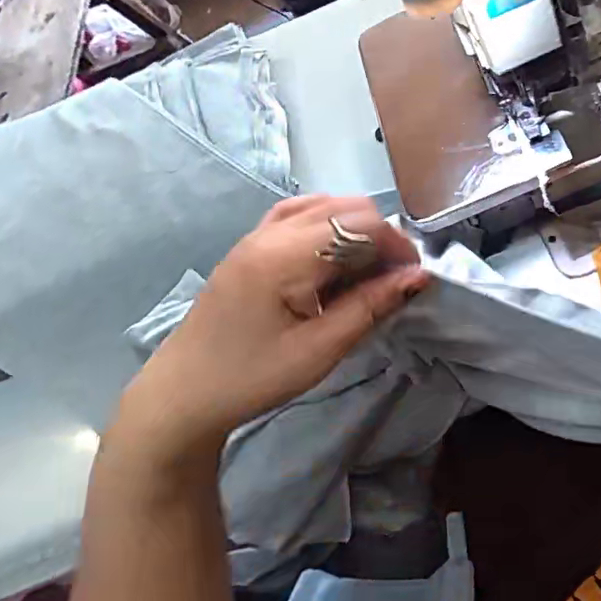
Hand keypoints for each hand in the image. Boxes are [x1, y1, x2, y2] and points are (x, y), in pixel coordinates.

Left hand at [115, 195, 427, 463]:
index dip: (395, 243)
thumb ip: (370, 306)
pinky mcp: (248, 248)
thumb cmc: (252, 377)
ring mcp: (254, 236)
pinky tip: (332, 260)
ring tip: (365, 273)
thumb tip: (418, 276)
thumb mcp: (319, 350)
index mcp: (283, 255)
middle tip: (391, 281)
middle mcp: (268, 233)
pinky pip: (296, 217)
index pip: (358, 223)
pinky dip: (325, 229)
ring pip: (320, 207)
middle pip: (342, 207)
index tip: (413, 278)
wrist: (183, 394)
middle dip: (378, 236)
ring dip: (353, 231)